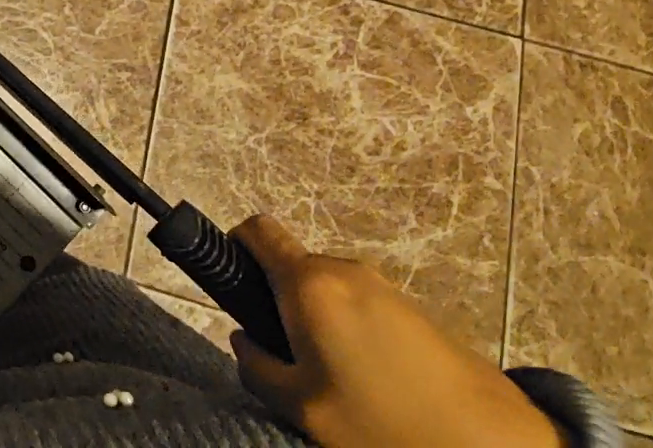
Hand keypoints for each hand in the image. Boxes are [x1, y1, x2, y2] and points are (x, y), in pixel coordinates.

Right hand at [230, 215, 563, 447]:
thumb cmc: (387, 423)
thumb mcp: (302, 407)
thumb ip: (257, 367)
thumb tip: (246, 342)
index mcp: (309, 283)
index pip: (255, 229)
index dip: (234, 246)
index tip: (236, 287)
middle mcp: (344, 271)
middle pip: (291, 267)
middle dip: (278, 300)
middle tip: (287, 354)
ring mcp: (386, 289)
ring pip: (327, 290)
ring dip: (317, 319)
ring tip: (334, 376)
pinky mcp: (418, 312)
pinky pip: (362, 307)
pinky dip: (352, 331)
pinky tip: (373, 381)